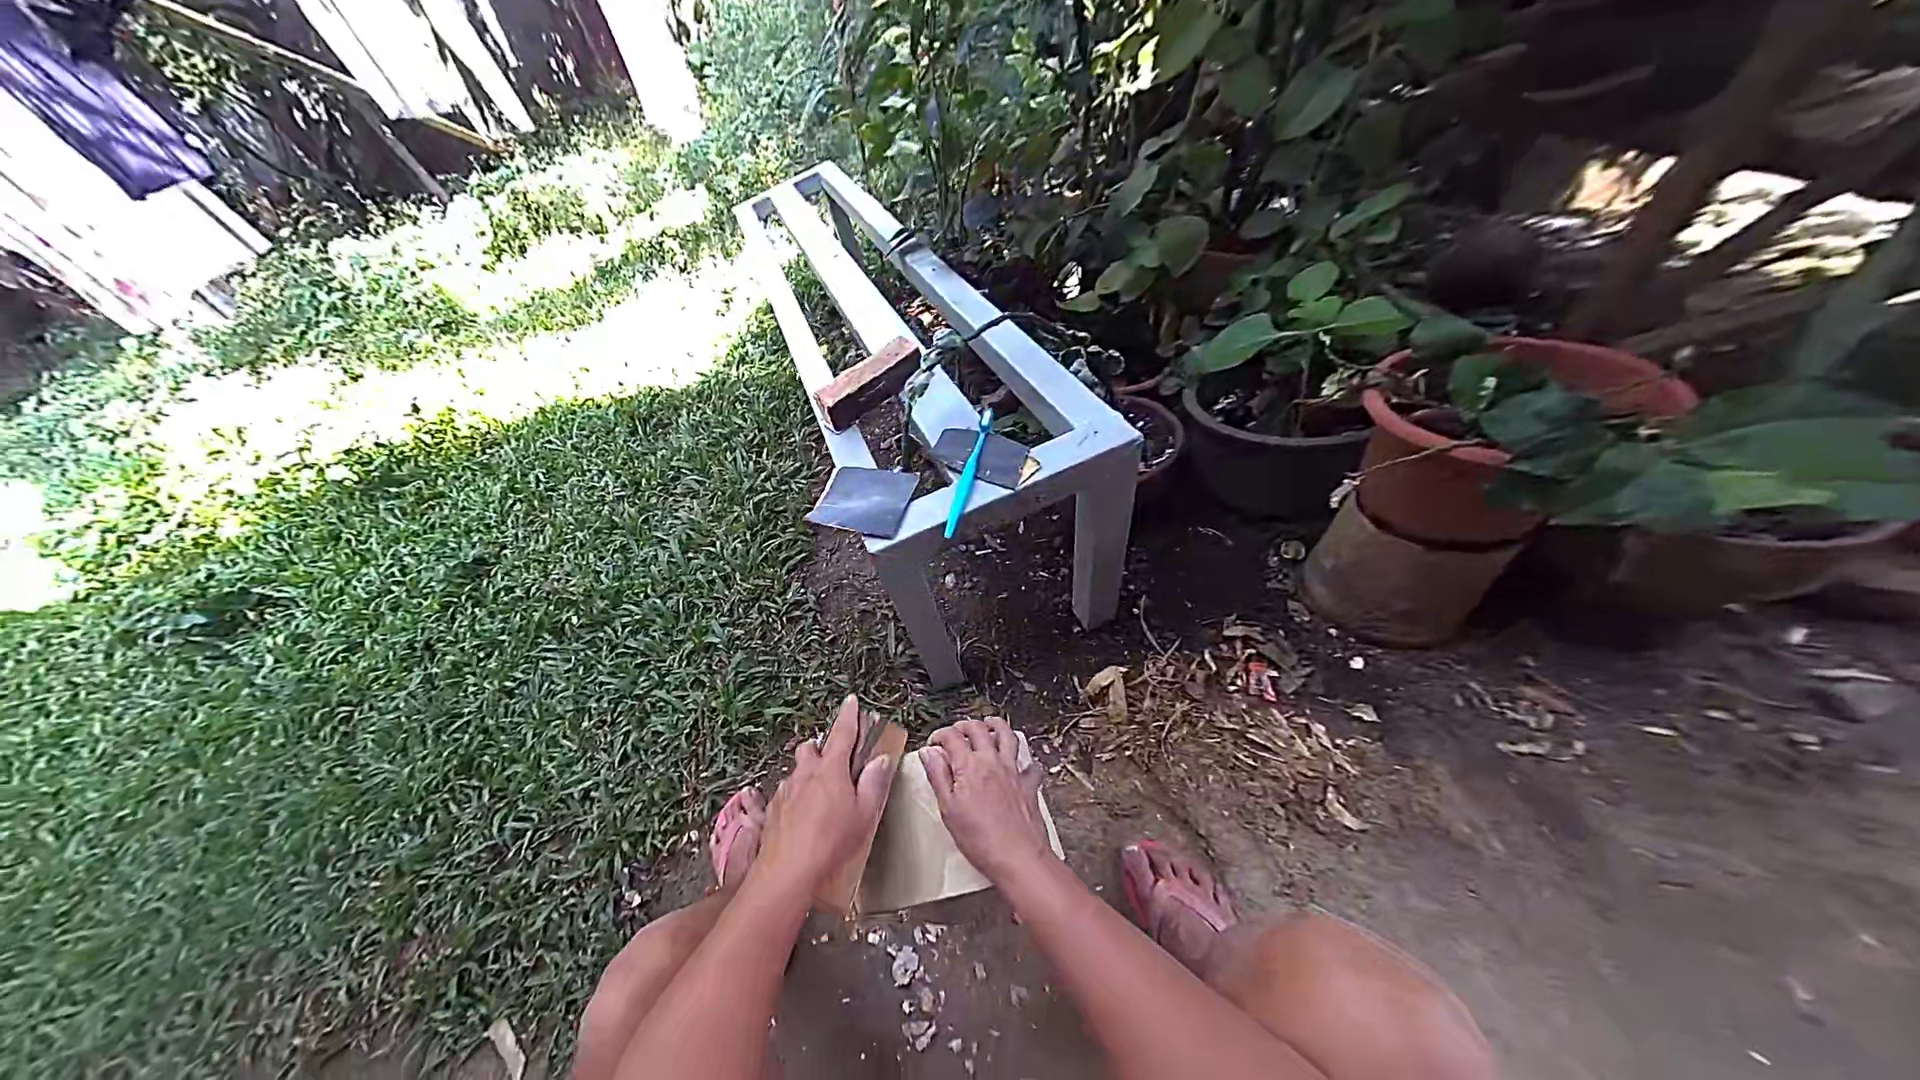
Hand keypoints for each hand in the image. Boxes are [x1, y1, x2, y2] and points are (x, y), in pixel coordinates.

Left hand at [756, 695, 895, 892]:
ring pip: (797, 770)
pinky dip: (796, 795)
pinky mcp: (773, 809)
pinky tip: (804, 815)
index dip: (849, 715)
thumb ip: (874, 783)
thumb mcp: (864, 814)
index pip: (842, 732)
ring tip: (821, 793)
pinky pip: (786, 792)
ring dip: (808, 773)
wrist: (787, 872)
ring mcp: (785, 790)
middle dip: (823, 747)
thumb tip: (880, 760)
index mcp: (831, 769)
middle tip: (837, 760)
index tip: (851, 702)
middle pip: (812, 747)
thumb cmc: (831, 842)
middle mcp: (805, 773)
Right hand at [923, 717, 1052, 882]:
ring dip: (997, 726)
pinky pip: (1029, 764)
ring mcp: (1013, 771)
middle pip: (978, 730)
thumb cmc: (981, 839)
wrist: (1018, 856)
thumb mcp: (948, 809)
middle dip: (965, 725)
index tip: (933, 743)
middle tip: (957, 730)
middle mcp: (993, 762)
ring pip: (1007, 736)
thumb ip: (938, 776)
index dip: (939, 735)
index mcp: (970, 766)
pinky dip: (1024, 760)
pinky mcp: (1029, 784)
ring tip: (990, 724)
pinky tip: (1021, 763)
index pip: (952, 737)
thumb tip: (929, 754)